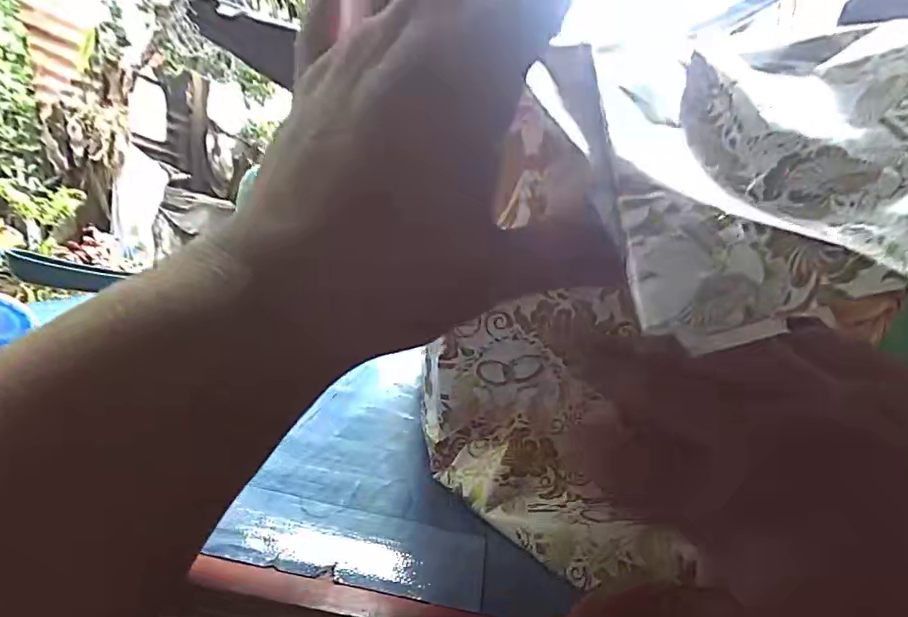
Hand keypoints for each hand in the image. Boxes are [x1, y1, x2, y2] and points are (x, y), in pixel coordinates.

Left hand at [212, 0, 619, 361]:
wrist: (282, 295)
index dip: (560, 23)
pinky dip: (356, 5)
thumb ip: (563, 252)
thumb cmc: (393, 281)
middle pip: (469, 3)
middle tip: (527, 63)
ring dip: (443, 20)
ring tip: (467, 57)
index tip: (575, 51)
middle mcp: (411, 36)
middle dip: (509, 27)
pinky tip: (369, 16)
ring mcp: (352, 52)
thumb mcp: (490, 273)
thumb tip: (625, 257)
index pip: (534, 6)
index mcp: (470, 70)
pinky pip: (332, 12)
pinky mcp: (310, 82)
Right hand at [558, 328, 907, 616]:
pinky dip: (768, 336)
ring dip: (677, 343)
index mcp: (725, 498)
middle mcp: (763, 431)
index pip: (627, 461)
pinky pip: (812, 340)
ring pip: (729, 352)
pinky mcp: (890, 381)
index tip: (562, 427)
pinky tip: (755, 336)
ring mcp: (829, 395)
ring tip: (647, 331)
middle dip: (610, 366)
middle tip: (573, 338)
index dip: (587, 445)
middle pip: (665, 386)